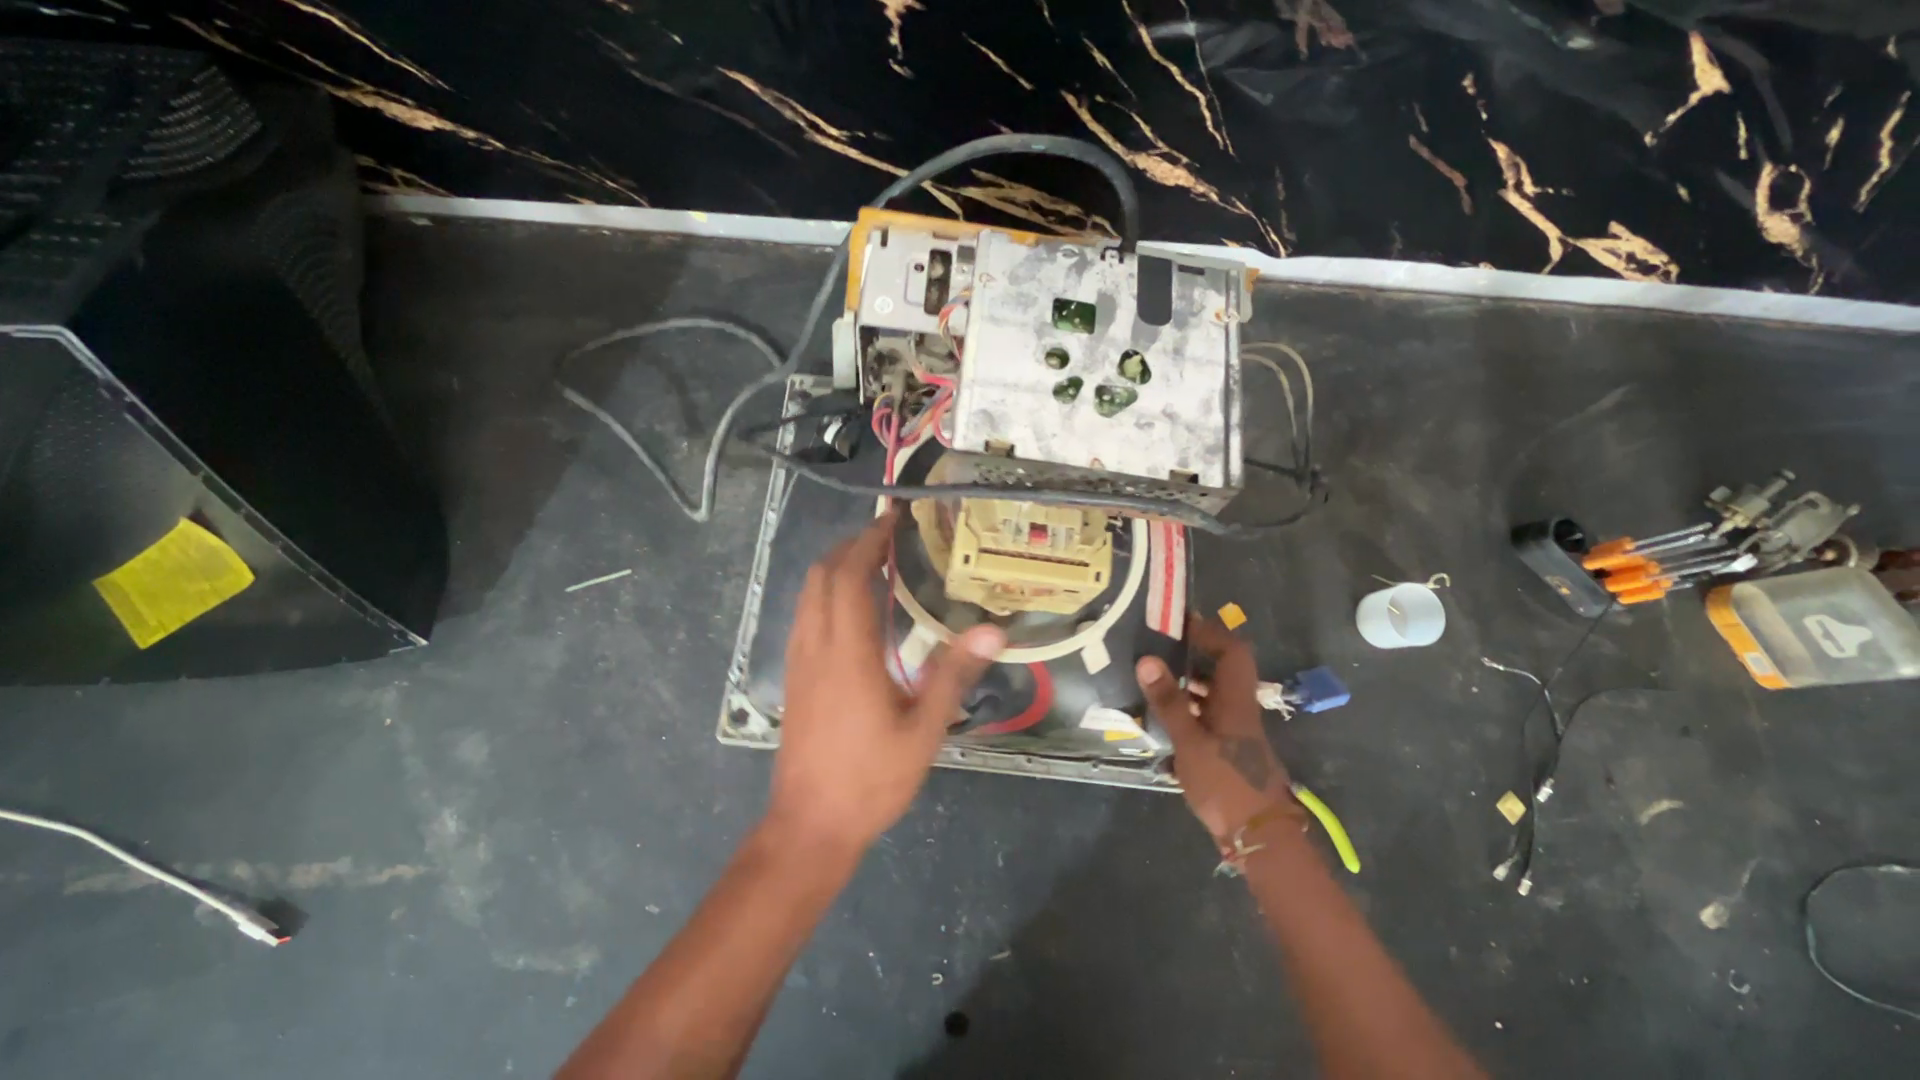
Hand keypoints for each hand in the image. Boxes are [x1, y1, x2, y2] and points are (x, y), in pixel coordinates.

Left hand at [770, 509, 1005, 852]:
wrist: (810, 825)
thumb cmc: (871, 780)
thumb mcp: (923, 732)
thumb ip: (953, 676)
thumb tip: (993, 631)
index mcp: (848, 653)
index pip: (852, 576)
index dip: (870, 541)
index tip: (894, 518)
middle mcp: (816, 647)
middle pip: (823, 576)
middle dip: (852, 547)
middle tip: (889, 536)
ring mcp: (799, 662)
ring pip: (808, 595)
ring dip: (836, 568)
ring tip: (873, 563)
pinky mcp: (794, 679)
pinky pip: (805, 617)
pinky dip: (825, 594)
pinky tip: (852, 611)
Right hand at [1136, 615, 1290, 843]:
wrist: (1258, 834)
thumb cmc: (1225, 783)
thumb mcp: (1190, 742)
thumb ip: (1169, 701)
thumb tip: (1148, 659)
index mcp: (1235, 701)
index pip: (1231, 651)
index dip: (1209, 632)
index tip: (1179, 622)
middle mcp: (1239, 710)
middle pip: (1222, 672)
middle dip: (1192, 656)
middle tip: (1156, 649)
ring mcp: (1236, 733)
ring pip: (1213, 696)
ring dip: (1187, 685)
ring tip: (1151, 681)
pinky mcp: (1229, 753)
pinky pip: (1207, 719)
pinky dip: (1187, 713)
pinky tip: (1162, 721)